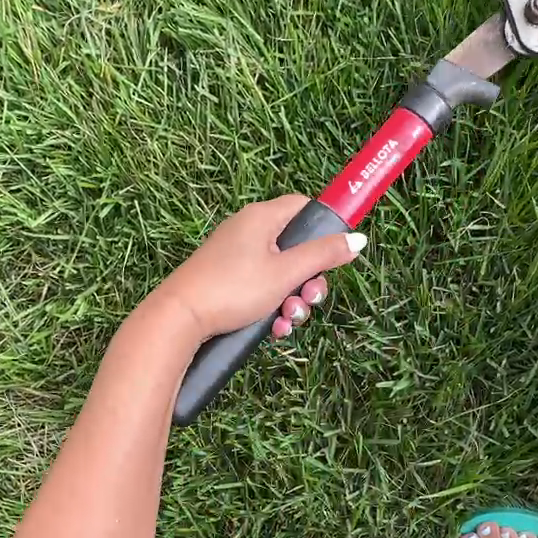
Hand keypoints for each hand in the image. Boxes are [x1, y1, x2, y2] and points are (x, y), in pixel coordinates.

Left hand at [149, 195, 365, 341]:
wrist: (180, 318)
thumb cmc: (233, 289)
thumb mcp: (286, 273)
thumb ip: (324, 255)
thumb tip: (357, 239)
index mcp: (262, 218)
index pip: (303, 206)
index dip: (323, 228)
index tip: (335, 253)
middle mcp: (248, 232)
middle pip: (296, 248)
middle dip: (309, 280)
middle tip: (309, 299)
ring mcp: (236, 257)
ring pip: (281, 275)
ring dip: (292, 300)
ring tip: (287, 321)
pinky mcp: (228, 280)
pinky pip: (262, 289)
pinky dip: (272, 308)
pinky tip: (272, 330)